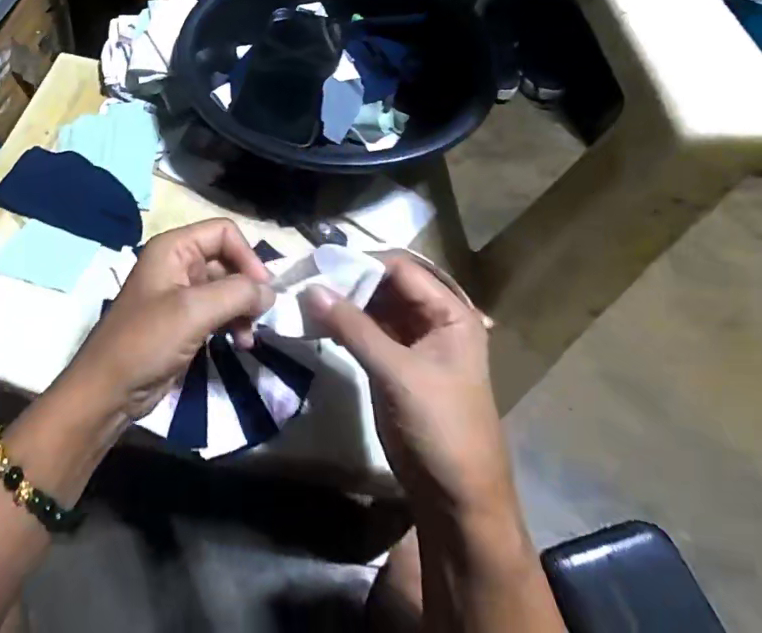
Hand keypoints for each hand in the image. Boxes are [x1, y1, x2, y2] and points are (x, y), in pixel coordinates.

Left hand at [56, 219, 275, 425]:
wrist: (106, 393)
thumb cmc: (145, 342)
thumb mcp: (194, 312)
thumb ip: (237, 294)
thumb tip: (271, 292)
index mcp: (173, 248)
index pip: (224, 233)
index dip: (247, 256)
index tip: (262, 289)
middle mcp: (177, 263)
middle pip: (228, 259)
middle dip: (247, 286)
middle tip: (260, 315)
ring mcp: (180, 294)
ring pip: (227, 288)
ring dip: (243, 308)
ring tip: (249, 336)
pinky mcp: (184, 321)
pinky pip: (219, 311)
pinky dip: (234, 323)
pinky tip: (241, 343)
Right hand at [302, 255, 511, 517]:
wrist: (457, 498)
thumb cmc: (440, 426)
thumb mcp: (398, 374)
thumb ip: (355, 329)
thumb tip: (311, 289)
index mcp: (451, 312)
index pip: (402, 270)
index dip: (362, 263)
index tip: (319, 263)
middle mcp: (436, 319)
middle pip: (388, 286)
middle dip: (350, 281)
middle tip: (306, 278)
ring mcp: (416, 343)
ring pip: (376, 309)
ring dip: (345, 303)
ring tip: (305, 296)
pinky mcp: (397, 366)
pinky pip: (370, 333)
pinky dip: (346, 326)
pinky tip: (317, 322)